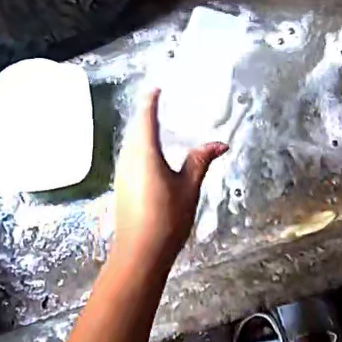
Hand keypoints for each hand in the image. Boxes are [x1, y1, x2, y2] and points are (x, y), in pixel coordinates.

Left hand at [113, 89, 226, 267]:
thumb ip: (201, 160)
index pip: (146, 116)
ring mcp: (122, 173)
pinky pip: (131, 158)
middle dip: (148, 115)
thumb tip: (219, 143)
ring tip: (162, 128)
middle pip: (136, 128)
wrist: (140, 253)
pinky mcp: (121, 186)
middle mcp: (127, 158)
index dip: (151, 100)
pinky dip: (142, 149)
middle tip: (164, 105)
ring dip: (145, 133)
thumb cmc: (166, 218)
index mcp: (144, 151)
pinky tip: (154, 157)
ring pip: (132, 144)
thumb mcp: (189, 187)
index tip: (157, 88)